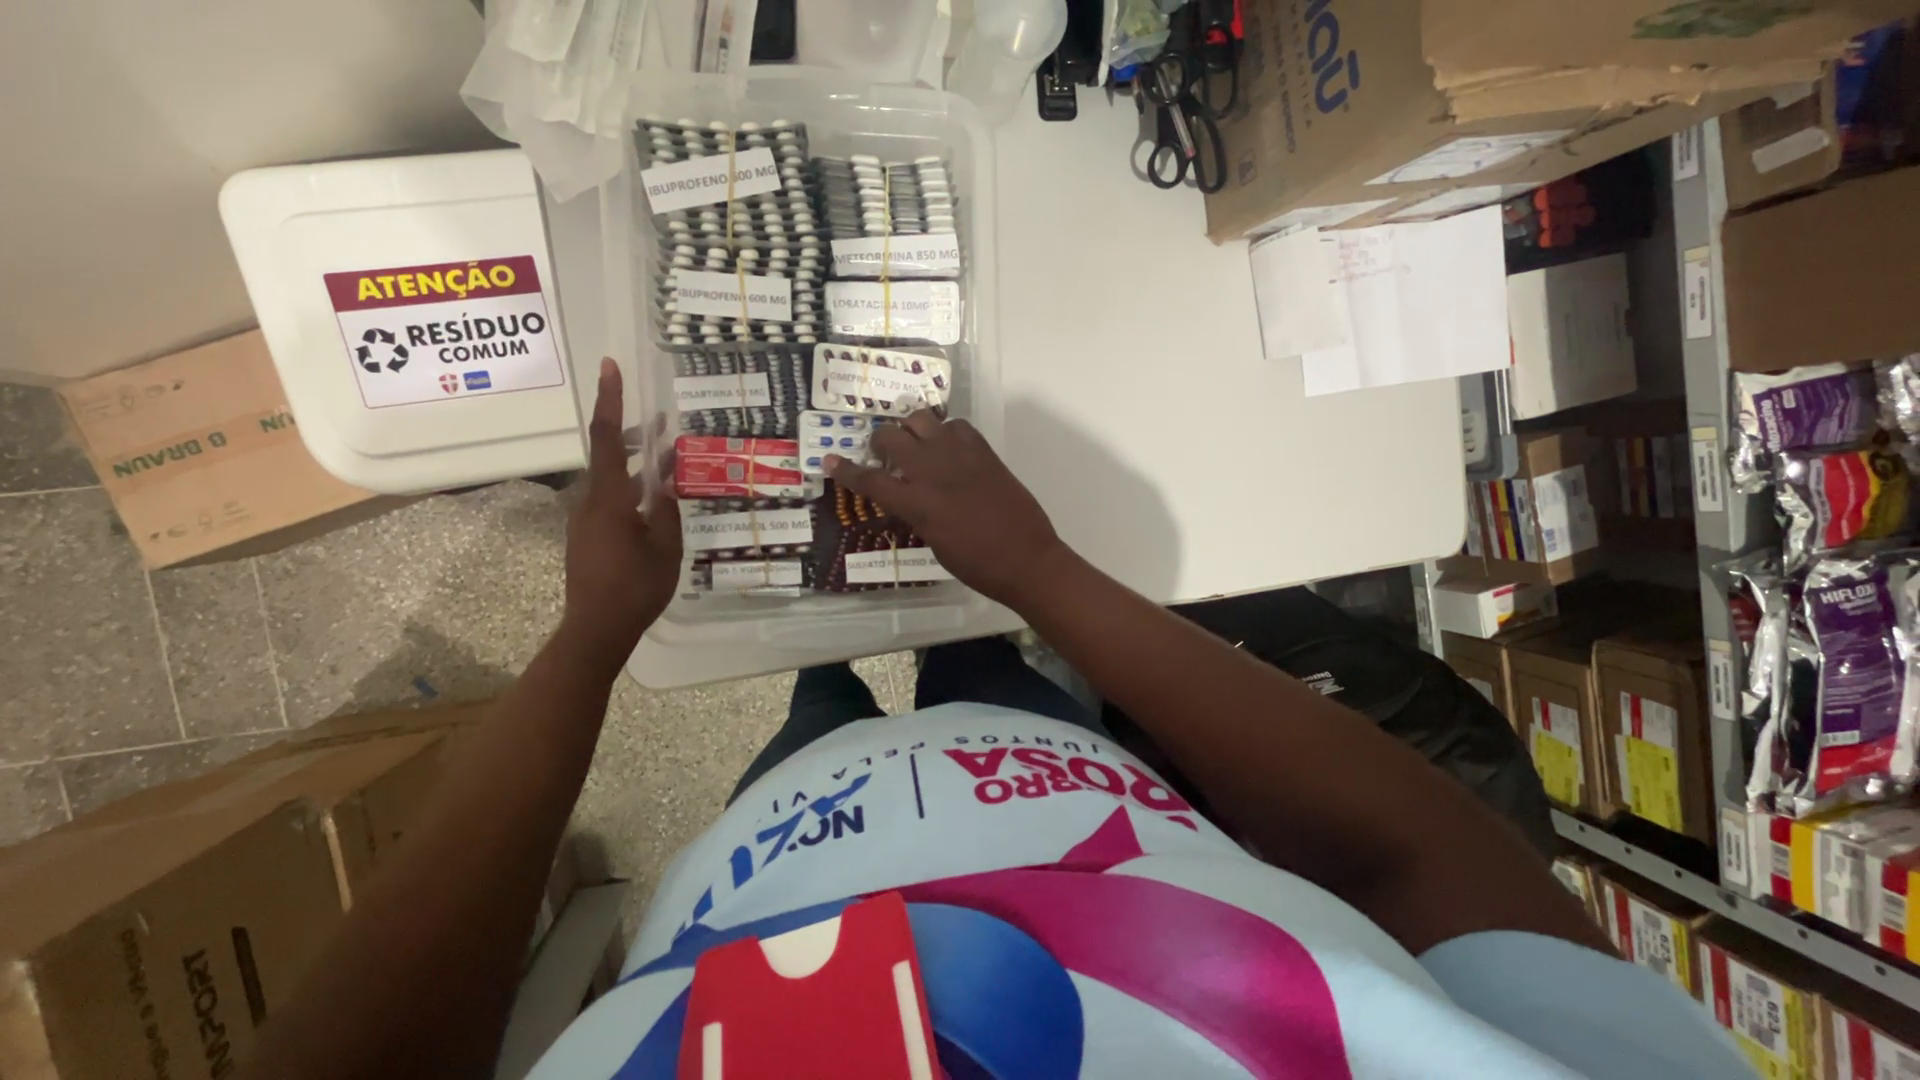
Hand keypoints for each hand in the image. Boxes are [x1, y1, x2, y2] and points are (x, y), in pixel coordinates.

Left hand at [562, 359, 681, 661]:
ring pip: (612, 481)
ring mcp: (586, 521)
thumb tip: (666, 480)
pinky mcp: (588, 538)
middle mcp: (590, 503)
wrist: (596, 629)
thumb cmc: (635, 589)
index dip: (610, 401)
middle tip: (664, 422)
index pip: (609, 439)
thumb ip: (665, 510)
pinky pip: (611, 502)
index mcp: (609, 500)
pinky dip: (632, 490)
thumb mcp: (665, 548)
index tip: (608, 367)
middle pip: (610, 457)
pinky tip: (654, 501)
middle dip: (635, 435)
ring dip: (638, 467)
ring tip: (669, 461)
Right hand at [826, 410, 1073, 604]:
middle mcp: (931, 472)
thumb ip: (916, 517)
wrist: (1026, 558)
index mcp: (916, 504)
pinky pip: (957, 426)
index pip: (870, 481)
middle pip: (891, 437)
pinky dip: (946, 432)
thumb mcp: (935, 545)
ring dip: (912, 428)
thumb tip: (909, 503)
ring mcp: (959, 456)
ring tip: (916, 443)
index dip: (846, 471)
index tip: (829, 461)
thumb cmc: (977, 565)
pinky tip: (949, 448)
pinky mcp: (984, 451)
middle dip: (880, 441)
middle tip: (884, 453)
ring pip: (922, 419)